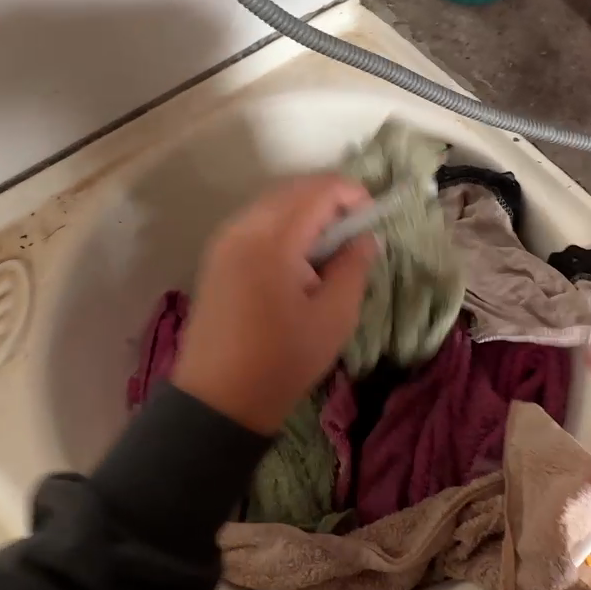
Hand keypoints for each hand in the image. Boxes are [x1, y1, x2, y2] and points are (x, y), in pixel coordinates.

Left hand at [172, 175, 377, 435]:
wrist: (218, 400)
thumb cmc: (283, 360)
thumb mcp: (335, 316)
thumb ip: (354, 266)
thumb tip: (365, 237)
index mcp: (273, 240)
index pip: (319, 191)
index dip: (352, 194)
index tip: (373, 219)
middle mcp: (244, 228)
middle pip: (294, 189)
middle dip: (330, 199)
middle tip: (355, 231)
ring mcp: (225, 240)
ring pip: (274, 201)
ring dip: (306, 210)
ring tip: (330, 244)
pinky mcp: (217, 256)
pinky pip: (257, 220)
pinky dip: (284, 223)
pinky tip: (299, 255)